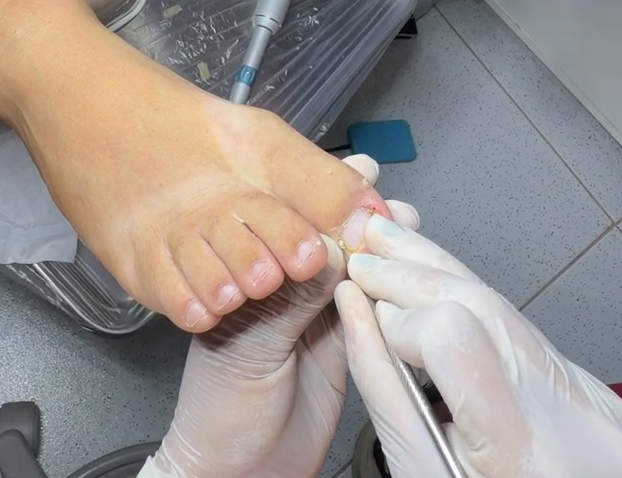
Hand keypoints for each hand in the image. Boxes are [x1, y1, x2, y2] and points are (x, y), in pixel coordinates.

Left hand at [142, 157, 418, 477]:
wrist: (240, 477)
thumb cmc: (216, 412)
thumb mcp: (247, 345)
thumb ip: (290, 300)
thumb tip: (331, 252)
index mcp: (246, 270)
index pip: (286, 221)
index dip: (319, 195)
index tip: (353, 173)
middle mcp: (280, 283)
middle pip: (322, 237)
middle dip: (355, 213)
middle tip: (384, 192)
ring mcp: (313, 312)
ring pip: (351, 267)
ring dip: (378, 245)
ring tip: (403, 221)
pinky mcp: (341, 342)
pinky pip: (369, 306)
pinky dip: (389, 286)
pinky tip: (405, 269)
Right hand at [337, 215, 621, 477]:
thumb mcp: (420, 473)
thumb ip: (382, 383)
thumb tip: (351, 304)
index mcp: (526, 456)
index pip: (454, 336)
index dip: (402, 315)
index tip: (367, 309)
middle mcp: (578, 426)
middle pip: (481, 306)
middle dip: (412, 273)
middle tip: (365, 253)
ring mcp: (601, 409)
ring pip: (505, 307)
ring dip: (439, 273)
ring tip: (391, 246)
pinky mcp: (605, 398)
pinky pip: (524, 332)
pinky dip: (472, 305)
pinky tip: (436, 282)